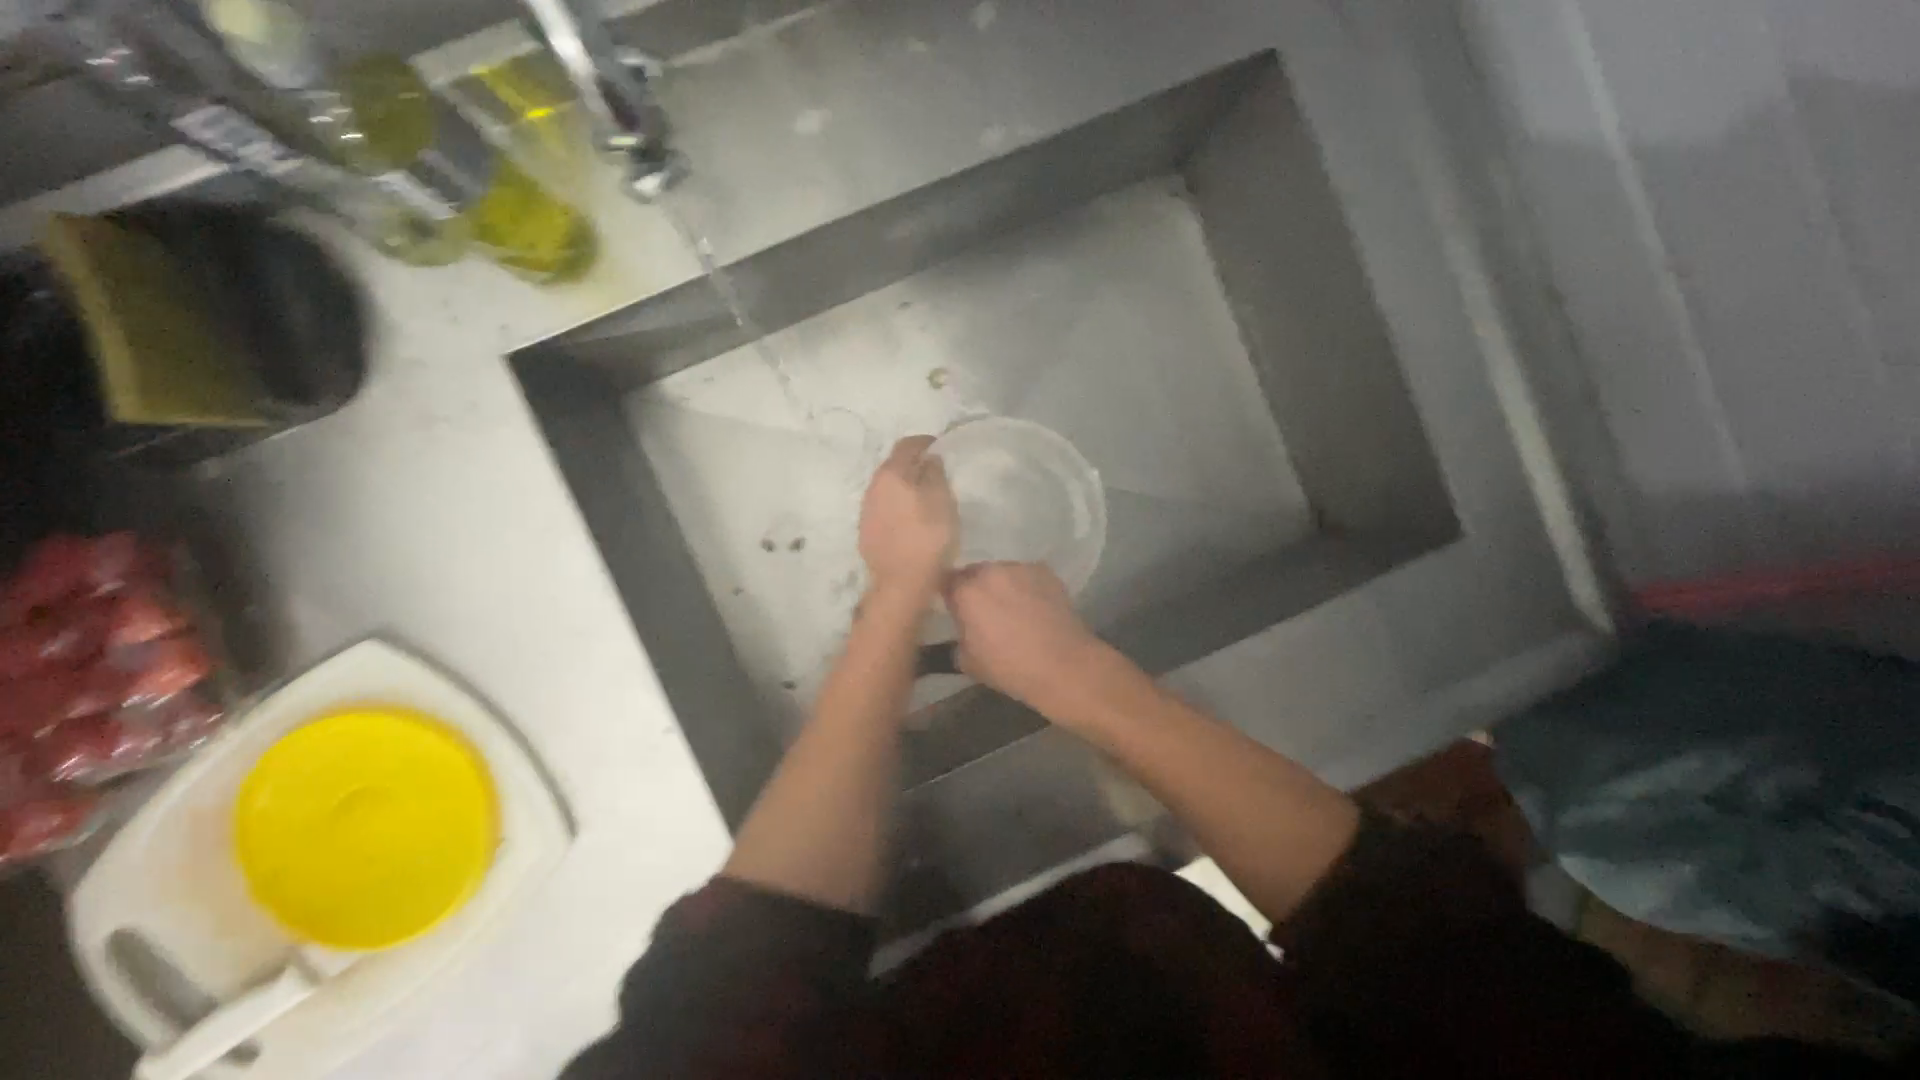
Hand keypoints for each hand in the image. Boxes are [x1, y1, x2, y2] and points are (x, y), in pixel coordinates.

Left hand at [859, 436, 956, 600]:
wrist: (902, 582)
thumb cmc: (928, 537)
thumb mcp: (943, 500)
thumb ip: (935, 474)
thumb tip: (929, 458)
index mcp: (891, 474)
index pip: (907, 445)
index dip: (925, 442)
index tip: (940, 447)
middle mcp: (873, 486)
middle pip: (894, 465)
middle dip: (913, 464)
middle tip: (935, 471)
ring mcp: (866, 510)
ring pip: (887, 487)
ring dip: (904, 486)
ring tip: (924, 495)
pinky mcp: (866, 530)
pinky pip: (883, 507)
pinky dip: (897, 505)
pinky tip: (910, 517)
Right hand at [944, 562, 1108, 712]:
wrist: (1062, 665)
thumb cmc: (1009, 667)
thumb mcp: (967, 662)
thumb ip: (958, 637)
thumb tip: (964, 628)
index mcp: (965, 592)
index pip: (945, 582)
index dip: (950, 595)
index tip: (955, 609)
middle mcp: (990, 572)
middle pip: (974, 573)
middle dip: (976, 589)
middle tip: (985, 613)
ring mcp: (1020, 568)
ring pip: (1002, 573)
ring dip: (1002, 586)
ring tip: (1014, 610)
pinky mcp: (1045, 572)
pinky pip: (1026, 576)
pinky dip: (1026, 587)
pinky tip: (1035, 608)